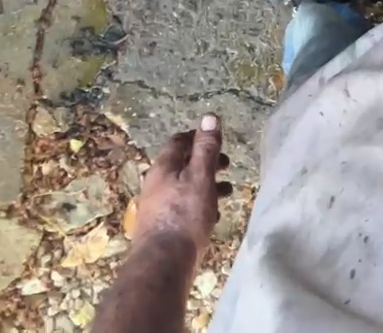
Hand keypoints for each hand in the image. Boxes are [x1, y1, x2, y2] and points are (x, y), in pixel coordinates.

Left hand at [132, 114, 229, 257]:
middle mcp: (155, 183)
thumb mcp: (201, 176)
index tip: (217, 140)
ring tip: (226, 191)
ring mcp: (156, 206)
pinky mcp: (160, 226)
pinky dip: (198, 202)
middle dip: (205, 161)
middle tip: (226, 165)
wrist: (161, 265)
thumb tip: (209, 117)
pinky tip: (212, 214)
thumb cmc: (184, 215)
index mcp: (163, 167)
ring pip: (183, 185)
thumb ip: (206, 148)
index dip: (198, 137)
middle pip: (181, 163)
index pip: (179, 140)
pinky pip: (181, 205)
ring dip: (205, 183)